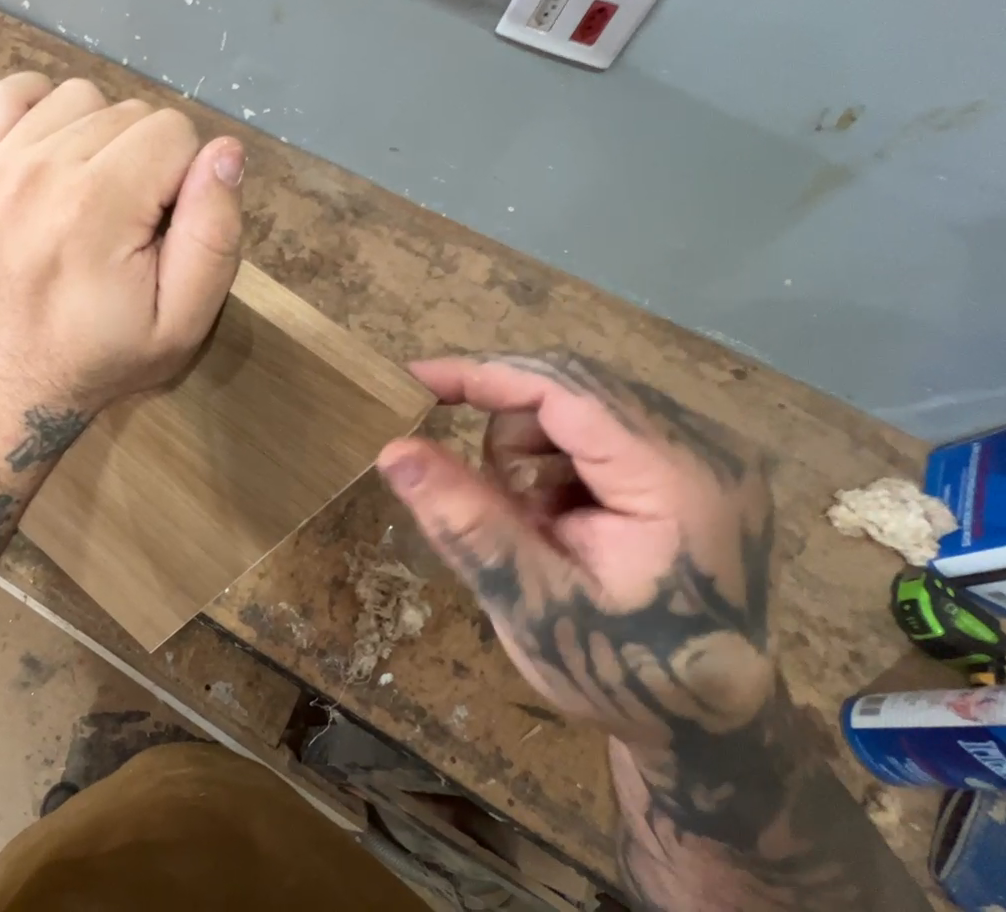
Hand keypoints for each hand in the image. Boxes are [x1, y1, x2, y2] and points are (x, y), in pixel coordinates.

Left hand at [0, 73, 244, 415]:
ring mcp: (3, 163)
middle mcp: (42, 172)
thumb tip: (224, 151)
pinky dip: (44, 110)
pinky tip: (58, 155)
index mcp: (95, 209)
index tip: (162, 230)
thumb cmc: (112, 350)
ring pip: (86, 97)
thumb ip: (214, 237)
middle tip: (130, 225)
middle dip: (148, 162)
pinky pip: (16, 91)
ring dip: (103, 137)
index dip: (185, 180)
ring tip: (96, 196)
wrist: (30, 369)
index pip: (175, 133)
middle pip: (133, 112)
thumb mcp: (185, 320)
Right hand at [376, 353, 777, 756]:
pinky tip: (560, 520)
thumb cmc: (620, 672)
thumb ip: (465, 521)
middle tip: (482, 494)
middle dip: (506, 431)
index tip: (410, 380)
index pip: (568, 390)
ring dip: (528, 452)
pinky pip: (597, 428)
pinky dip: (553, 463)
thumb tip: (392, 450)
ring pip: (578, 404)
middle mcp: (706, 448)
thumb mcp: (529, 602)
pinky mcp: (692, 467)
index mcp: (678, 479)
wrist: (705, 724)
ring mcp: (706, 456)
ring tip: (533, 525)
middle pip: (574, 388)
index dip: (482, 375)